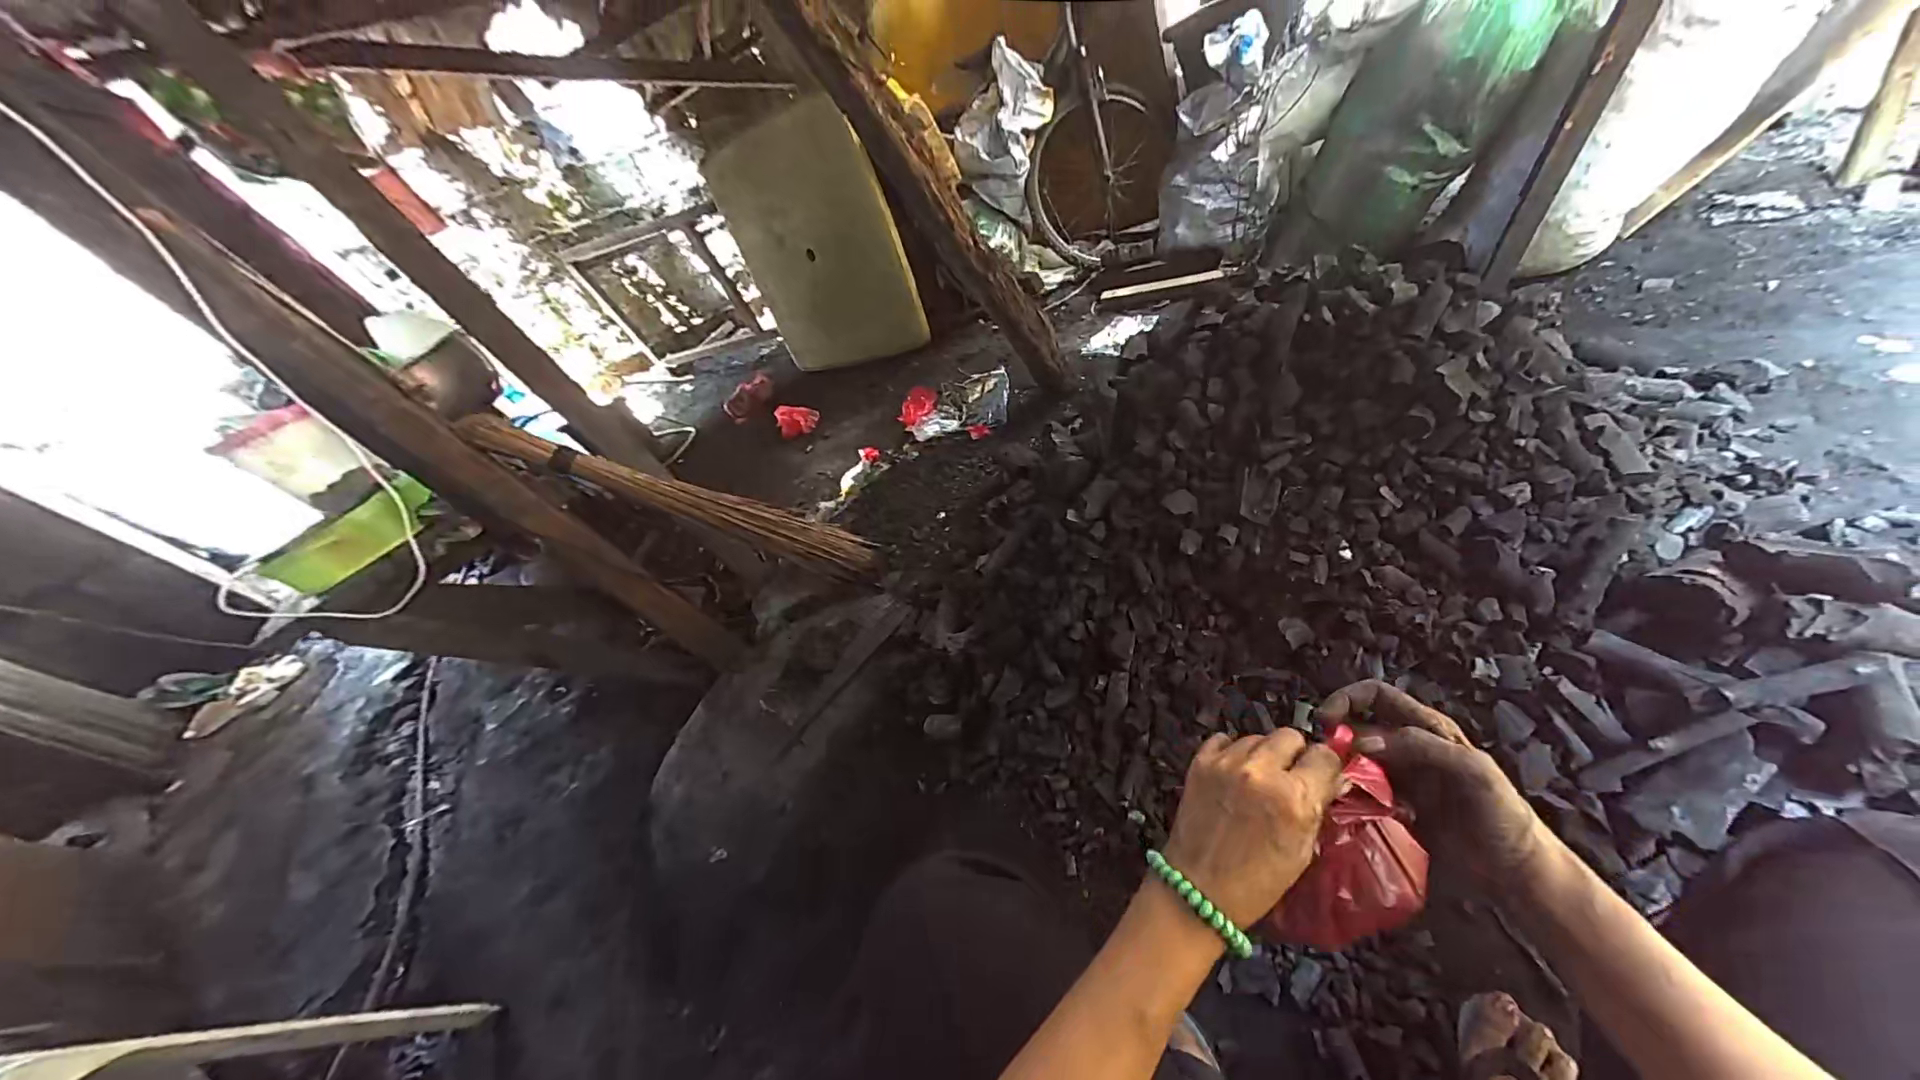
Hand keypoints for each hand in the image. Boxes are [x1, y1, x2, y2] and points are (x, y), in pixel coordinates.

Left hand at [1161, 728, 1344, 927]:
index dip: (1326, 766)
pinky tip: (1233, 772)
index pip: (1324, 756)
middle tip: (1289, 776)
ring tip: (1259, 779)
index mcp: (1294, 797)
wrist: (1200, 889)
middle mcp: (1261, 771)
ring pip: (1257, 737)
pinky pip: (1224, 739)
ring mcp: (1226, 763)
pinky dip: (1232, 751)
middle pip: (1290, 736)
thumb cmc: (1258, 881)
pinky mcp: (1200, 762)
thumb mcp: (1302, 850)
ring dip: (1263, 754)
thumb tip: (1334, 780)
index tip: (1321, 775)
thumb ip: (1317, 808)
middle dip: (1295, 754)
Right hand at [1317, 680, 1554, 891]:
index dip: (1346, 699)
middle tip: (1325, 761)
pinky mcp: (1389, 807)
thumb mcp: (1472, 770)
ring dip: (1337, 769)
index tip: (1325, 722)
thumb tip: (1361, 740)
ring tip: (1333, 786)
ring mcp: (1396, 778)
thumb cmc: (1503, 816)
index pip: (1374, 695)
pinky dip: (1344, 795)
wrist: (1516, 872)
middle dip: (1336, 738)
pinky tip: (1346, 808)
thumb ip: (1420, 746)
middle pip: (1355, 726)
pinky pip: (1356, 792)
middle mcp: (1405, 747)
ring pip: (1351, 760)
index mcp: (1425, 728)